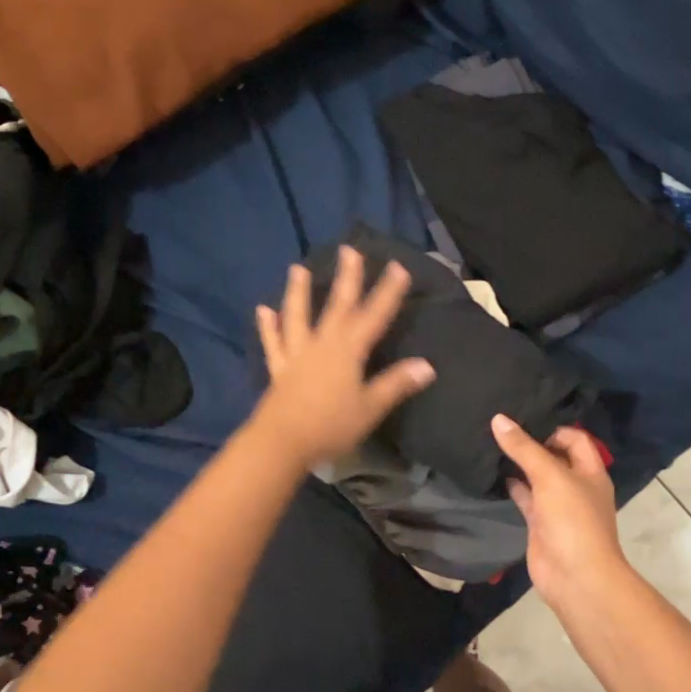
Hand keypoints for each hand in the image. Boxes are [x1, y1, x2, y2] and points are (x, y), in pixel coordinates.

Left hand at [248, 247, 435, 468]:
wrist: (281, 442)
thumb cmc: (331, 425)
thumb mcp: (370, 407)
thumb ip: (396, 384)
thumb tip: (427, 365)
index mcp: (348, 351)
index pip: (374, 316)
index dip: (388, 292)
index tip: (397, 266)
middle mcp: (322, 344)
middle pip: (337, 305)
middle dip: (347, 278)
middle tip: (349, 249)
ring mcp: (297, 354)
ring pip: (298, 316)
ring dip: (298, 291)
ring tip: (297, 268)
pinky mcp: (279, 369)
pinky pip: (273, 342)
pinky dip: (268, 326)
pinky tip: (263, 310)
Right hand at [493, 416, 626, 607]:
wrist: (576, 578)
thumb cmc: (572, 520)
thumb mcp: (550, 476)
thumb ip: (524, 448)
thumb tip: (499, 419)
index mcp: (590, 471)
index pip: (574, 438)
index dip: (552, 427)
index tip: (523, 420)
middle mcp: (576, 485)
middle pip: (554, 456)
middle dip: (531, 443)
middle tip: (501, 427)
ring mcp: (558, 506)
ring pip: (537, 477)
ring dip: (519, 464)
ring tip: (490, 444)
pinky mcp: (540, 523)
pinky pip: (525, 498)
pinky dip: (511, 486)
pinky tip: (491, 474)